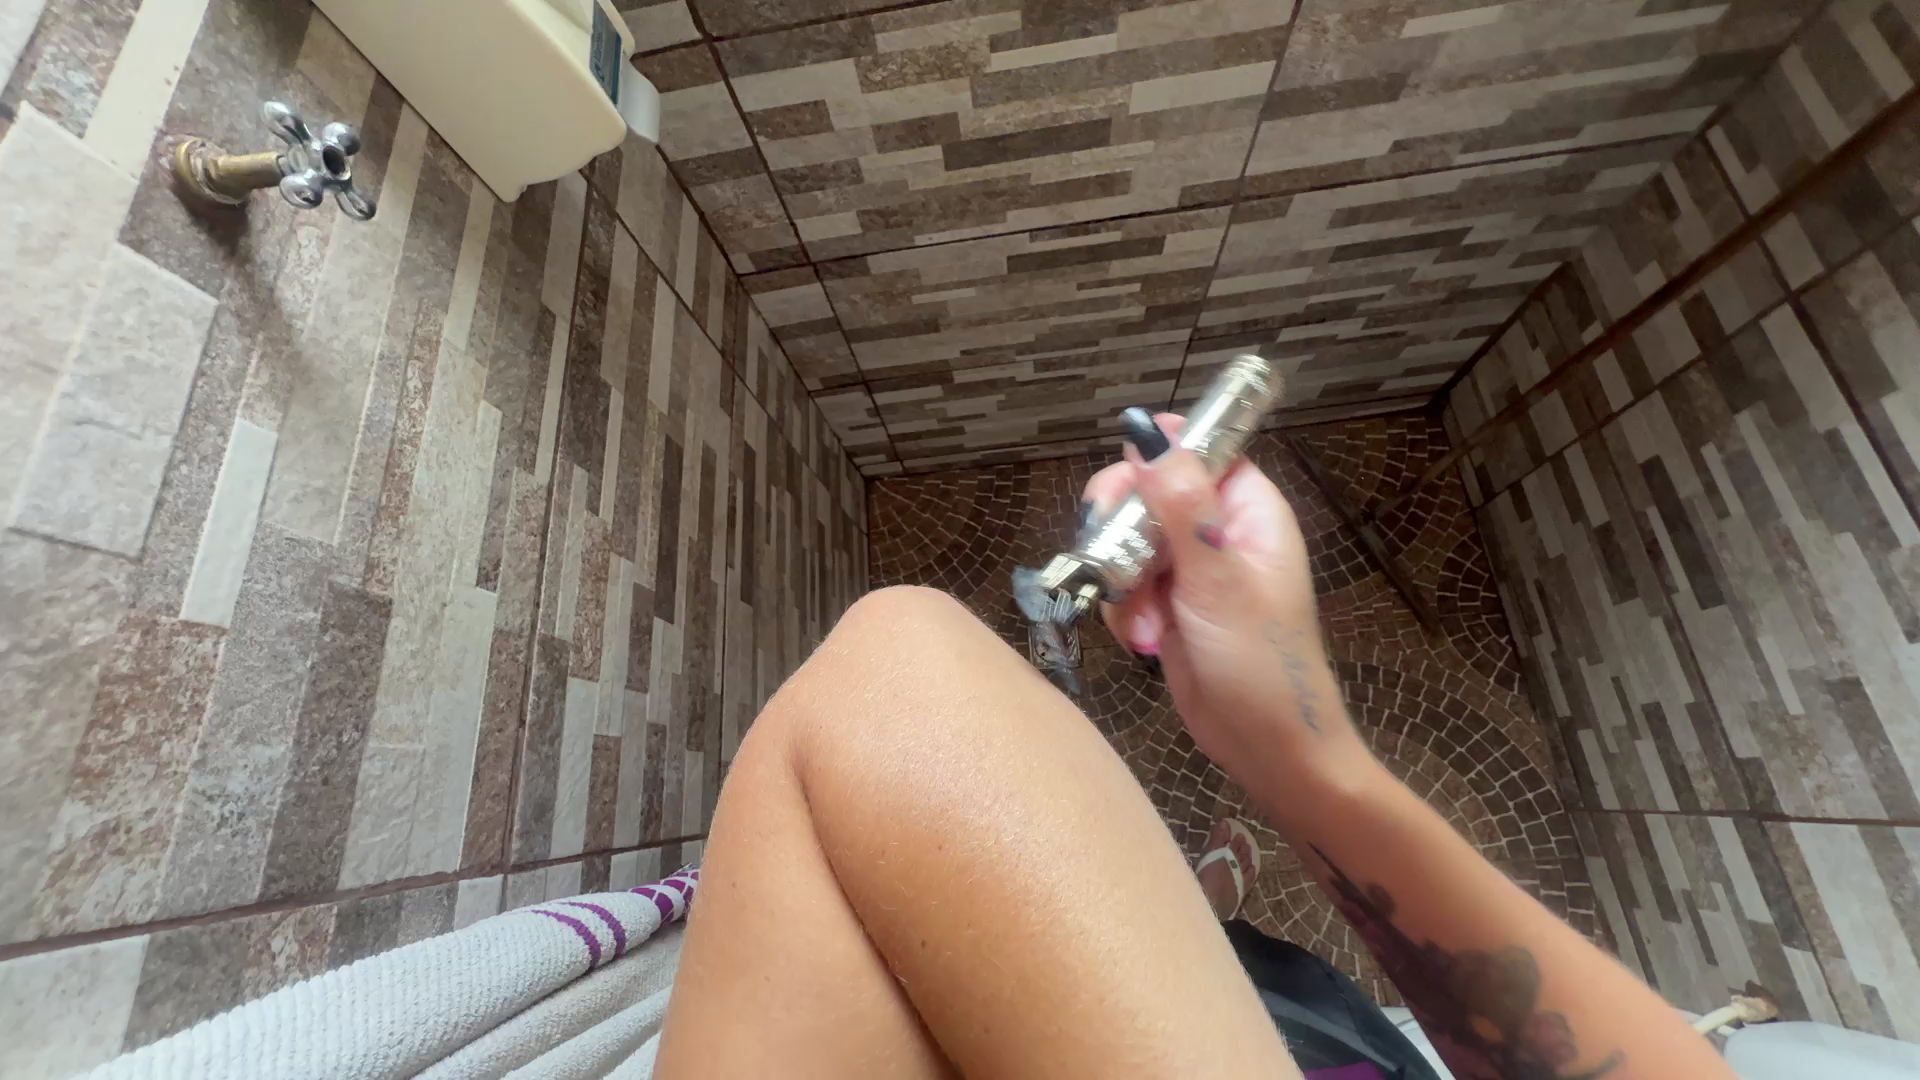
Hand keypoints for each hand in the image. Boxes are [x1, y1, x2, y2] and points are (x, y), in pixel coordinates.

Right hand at [1082, 416, 1379, 822]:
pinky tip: (1146, 642)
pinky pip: (1123, 583)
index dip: (1154, 458)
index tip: (1119, 492)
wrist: (1262, 746)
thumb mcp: (1217, 580)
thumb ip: (1181, 504)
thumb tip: (1145, 430)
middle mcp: (1216, 529)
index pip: (1197, 450)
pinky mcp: (1165, 602)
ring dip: (1123, 585)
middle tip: (1110, 559)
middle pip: (1146, 494)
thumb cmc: (1258, 661)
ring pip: (1125, 542)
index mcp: (1247, 509)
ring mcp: (1188, 568)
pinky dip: (1125, 612)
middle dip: (1122, 534)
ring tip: (1147, 628)